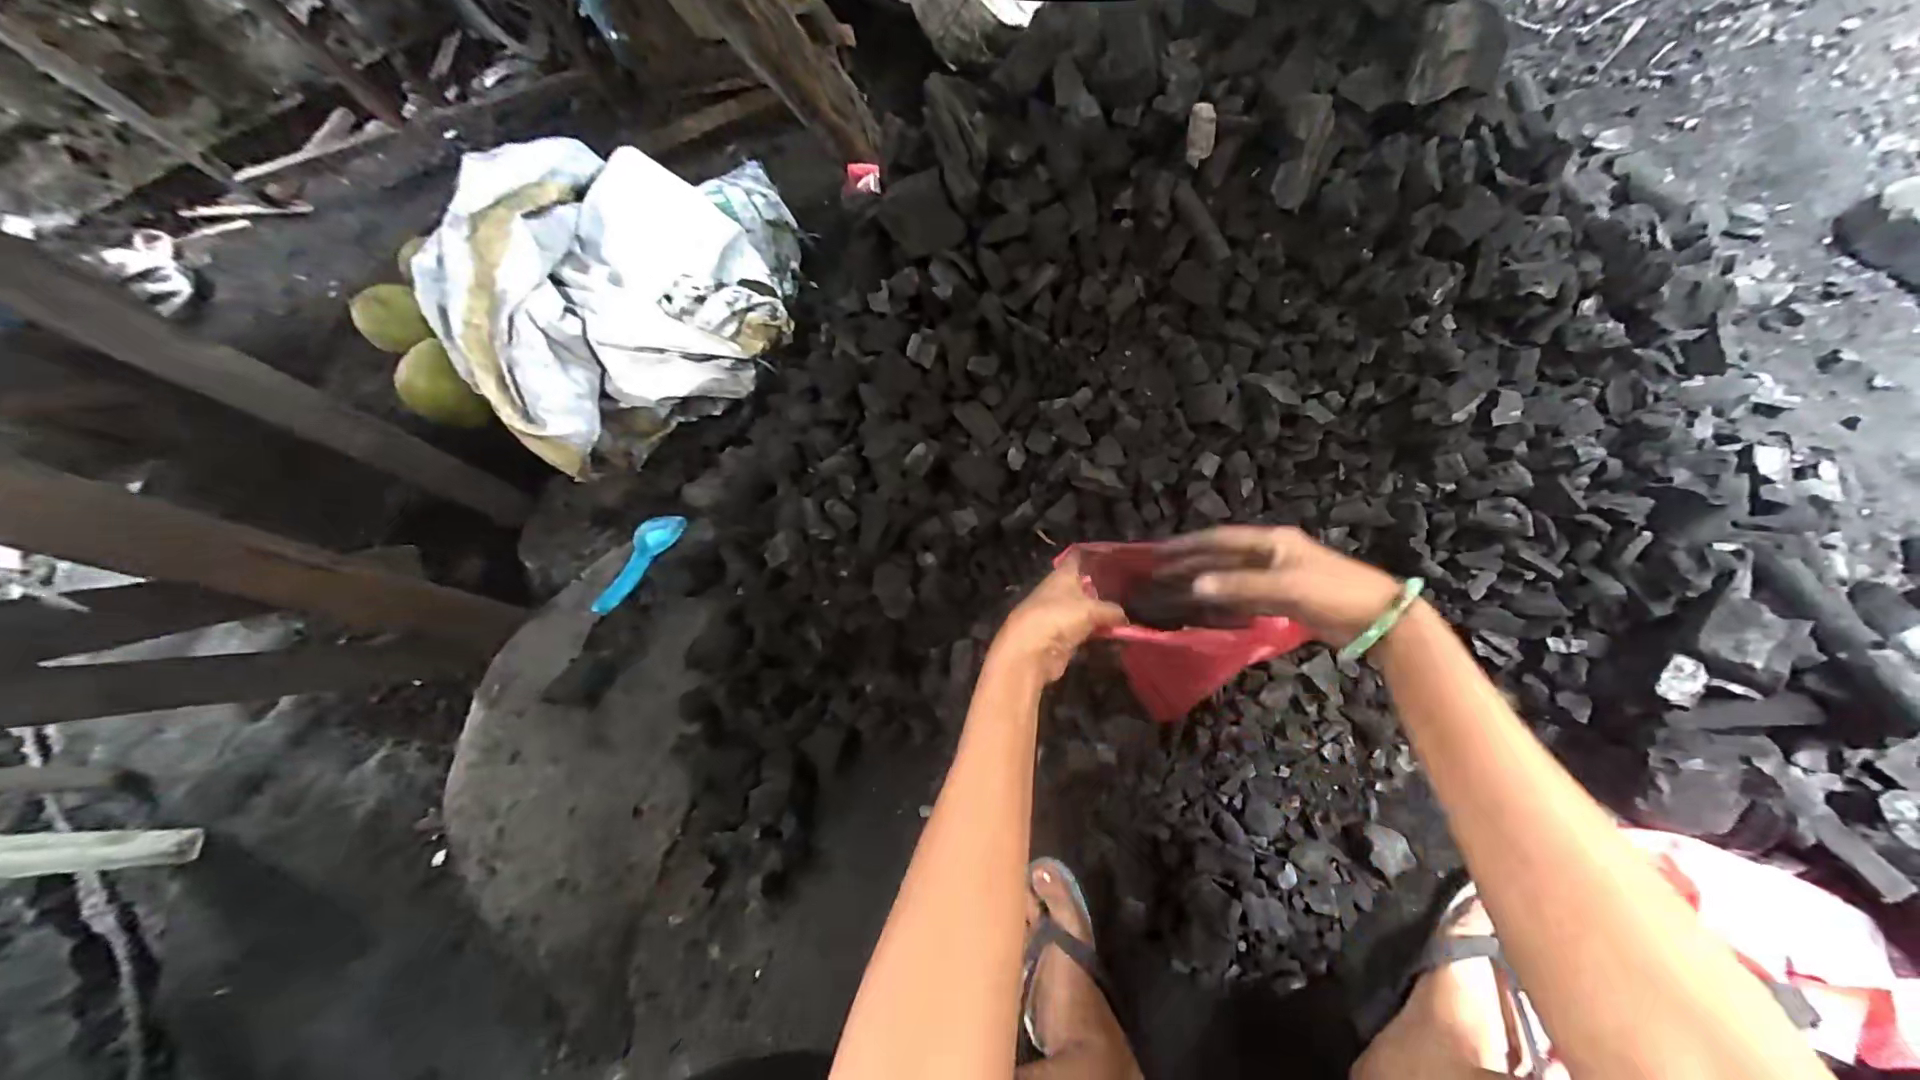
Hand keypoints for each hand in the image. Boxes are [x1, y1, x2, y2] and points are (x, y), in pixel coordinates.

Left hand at [991, 554, 1127, 681]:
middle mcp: (1058, 592)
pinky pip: (1083, 632)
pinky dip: (1095, 634)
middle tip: (1128, 592)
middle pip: (1082, 586)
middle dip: (1101, 590)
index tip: (1112, 557)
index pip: (1076, 558)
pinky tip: (1113, 636)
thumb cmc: (1059, 617)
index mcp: (1061, 576)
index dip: (1091, 556)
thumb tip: (1123, 616)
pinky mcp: (1059, 638)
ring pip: (1083, 611)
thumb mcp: (1092, 609)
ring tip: (1126, 615)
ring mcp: (1057, 616)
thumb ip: (1111, 610)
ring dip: (1099, 615)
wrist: (1031, 652)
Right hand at [1153, 526, 1404, 644]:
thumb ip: (1240, 586)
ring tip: (1175, 588)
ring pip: (1230, 575)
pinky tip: (1206, 605)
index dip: (1189, 545)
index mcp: (1273, 541)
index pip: (1220, 539)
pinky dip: (1222, 598)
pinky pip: (1243, 594)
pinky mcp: (1283, 596)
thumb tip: (1196, 586)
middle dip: (1191, 563)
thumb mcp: (1287, 587)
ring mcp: (1277, 575)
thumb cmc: (1334, 593)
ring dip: (1204, 581)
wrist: (1379, 618)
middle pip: (1222, 556)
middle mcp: (1271, 553)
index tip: (1160, 553)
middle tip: (1160, 572)